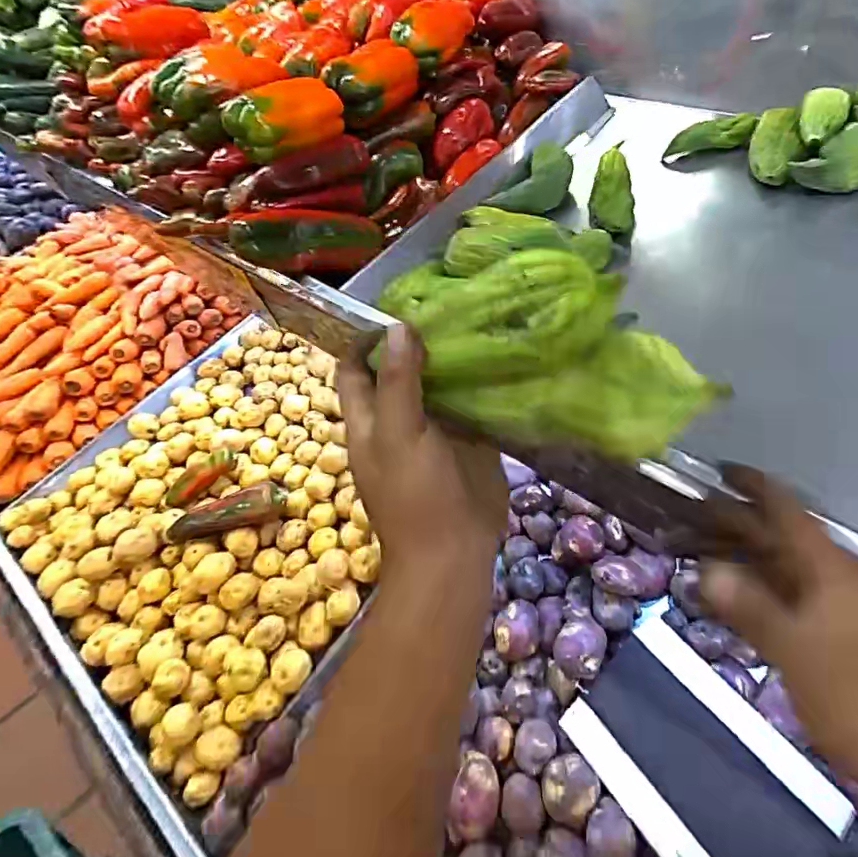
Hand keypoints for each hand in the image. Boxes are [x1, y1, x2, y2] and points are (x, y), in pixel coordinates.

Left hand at [336, 324, 506, 586]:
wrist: (454, 553)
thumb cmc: (415, 496)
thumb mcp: (399, 435)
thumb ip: (398, 383)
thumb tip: (398, 327)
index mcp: (370, 418)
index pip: (356, 368)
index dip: (364, 339)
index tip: (394, 307)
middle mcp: (401, 418)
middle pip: (402, 369)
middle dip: (417, 340)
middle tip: (446, 303)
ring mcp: (437, 428)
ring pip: (440, 383)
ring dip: (453, 356)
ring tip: (476, 317)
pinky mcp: (470, 439)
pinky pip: (473, 402)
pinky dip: (482, 381)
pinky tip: (502, 353)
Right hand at [700, 465, 857, 761]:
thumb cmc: (849, 697)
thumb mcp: (792, 649)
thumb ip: (748, 606)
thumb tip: (706, 569)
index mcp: (830, 569)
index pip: (787, 510)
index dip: (754, 486)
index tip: (720, 470)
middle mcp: (834, 577)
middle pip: (781, 535)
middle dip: (738, 519)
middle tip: (695, 507)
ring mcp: (836, 605)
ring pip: (782, 564)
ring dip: (744, 552)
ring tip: (703, 543)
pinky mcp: (833, 632)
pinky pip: (787, 591)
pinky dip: (757, 584)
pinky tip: (733, 591)